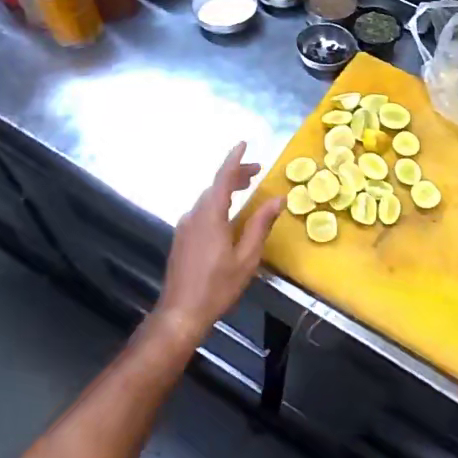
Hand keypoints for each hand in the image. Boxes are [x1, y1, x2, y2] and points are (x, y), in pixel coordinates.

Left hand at [152, 143, 278, 340]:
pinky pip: (202, 210)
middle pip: (215, 186)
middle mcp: (194, 215)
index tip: (244, 144)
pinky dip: (218, 202)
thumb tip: (277, 199)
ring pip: (207, 198)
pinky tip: (229, 213)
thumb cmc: (217, 287)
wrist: (180, 314)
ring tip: (246, 188)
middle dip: (235, 174)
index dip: (234, 159)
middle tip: (257, 171)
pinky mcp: (182, 238)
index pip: (223, 178)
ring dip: (226, 189)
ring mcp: (185, 227)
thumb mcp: (246, 257)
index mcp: (210, 216)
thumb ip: (261, 225)